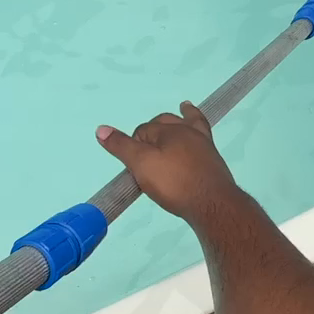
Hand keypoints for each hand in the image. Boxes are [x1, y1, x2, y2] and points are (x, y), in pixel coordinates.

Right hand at [96, 102, 245, 223]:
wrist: (212, 204)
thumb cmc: (174, 183)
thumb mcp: (141, 164)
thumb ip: (121, 146)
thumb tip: (101, 129)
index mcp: (168, 130)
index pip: (142, 131)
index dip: (134, 145)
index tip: (133, 164)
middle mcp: (187, 131)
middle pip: (165, 122)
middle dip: (154, 129)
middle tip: (145, 148)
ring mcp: (203, 144)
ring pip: (189, 125)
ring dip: (182, 118)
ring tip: (183, 109)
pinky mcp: (213, 159)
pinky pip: (204, 136)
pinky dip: (199, 130)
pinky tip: (200, 136)